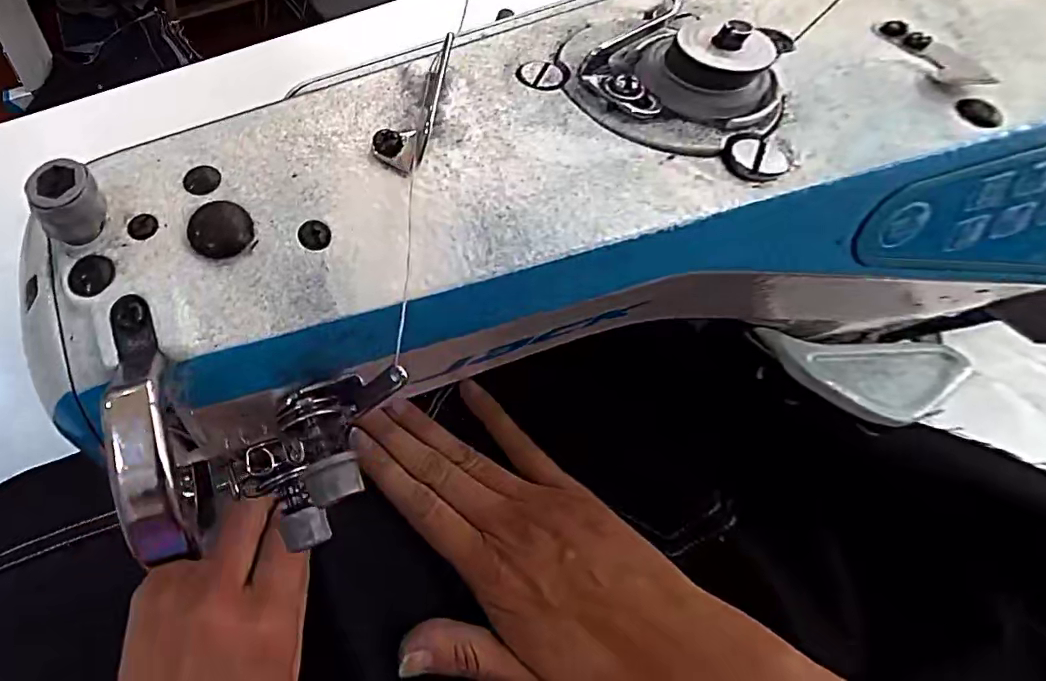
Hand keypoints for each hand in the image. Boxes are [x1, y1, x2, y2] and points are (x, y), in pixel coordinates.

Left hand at [117, 497, 309, 680]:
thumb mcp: (282, 665)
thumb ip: (290, 602)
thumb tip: (295, 542)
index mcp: (265, 622)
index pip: (289, 533)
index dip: (295, 512)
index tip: (295, 503)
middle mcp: (220, 596)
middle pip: (246, 513)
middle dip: (258, 505)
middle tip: (265, 506)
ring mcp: (179, 590)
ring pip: (213, 539)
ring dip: (221, 553)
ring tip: (218, 590)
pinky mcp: (149, 591)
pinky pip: (181, 563)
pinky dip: (189, 576)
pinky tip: (188, 609)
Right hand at [354, 381, 838, 680]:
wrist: (686, 657)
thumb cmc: (603, 674)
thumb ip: (465, 654)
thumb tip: (403, 650)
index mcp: (492, 570)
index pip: (424, 508)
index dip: (387, 472)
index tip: (359, 443)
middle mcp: (508, 524)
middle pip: (439, 472)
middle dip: (397, 438)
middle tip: (366, 407)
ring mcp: (539, 500)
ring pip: (470, 456)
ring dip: (430, 427)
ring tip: (397, 402)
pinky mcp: (570, 490)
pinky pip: (525, 445)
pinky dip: (496, 417)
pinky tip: (473, 392)